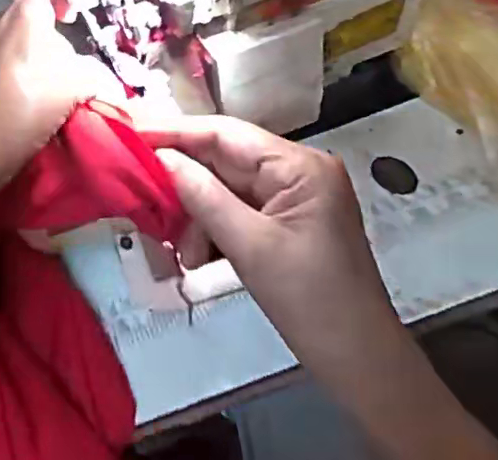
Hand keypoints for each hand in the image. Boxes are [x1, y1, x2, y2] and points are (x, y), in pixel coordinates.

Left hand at [0, 0, 122, 193]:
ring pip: (14, 48)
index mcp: (23, 14)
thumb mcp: (76, 86)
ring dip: (33, 65)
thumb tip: (109, 84)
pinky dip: (15, 84)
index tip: (73, 18)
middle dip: (51, 39)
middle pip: (29, 20)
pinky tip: (25, 112)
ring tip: (51, 94)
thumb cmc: (24, 104)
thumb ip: (96, 77)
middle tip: (71, 67)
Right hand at [142, 115, 497, 459]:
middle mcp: (297, 169)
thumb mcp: (251, 248)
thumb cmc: (313, 304)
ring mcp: (294, 194)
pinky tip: (199, 255)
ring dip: (198, 214)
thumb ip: (203, 197)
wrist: (363, 366)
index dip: (177, 131)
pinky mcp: (287, 219)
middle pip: (224, 159)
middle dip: (186, 183)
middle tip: (146, 198)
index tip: (134, 132)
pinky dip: (214, 228)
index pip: (226, 133)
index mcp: (300, 165)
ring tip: (184, 252)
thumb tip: (161, 158)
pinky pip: (239, 209)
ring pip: (227, 187)